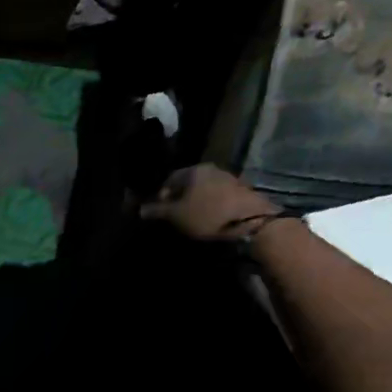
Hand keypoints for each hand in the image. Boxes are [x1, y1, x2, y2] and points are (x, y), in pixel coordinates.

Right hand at [138, 165, 282, 240]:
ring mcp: (230, 179)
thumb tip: (140, 209)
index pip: (170, 179)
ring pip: (204, 190)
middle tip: (174, 216)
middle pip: (188, 183)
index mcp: (194, 170)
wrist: (251, 222)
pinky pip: (218, 197)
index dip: (160, 195)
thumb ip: (157, 211)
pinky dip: (211, 206)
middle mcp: (212, 169)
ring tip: (192, 219)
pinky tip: (210, 219)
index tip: (158, 211)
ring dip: (196, 202)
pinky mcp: (243, 191)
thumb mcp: (176, 215)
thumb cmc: (207, 215)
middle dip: (179, 198)